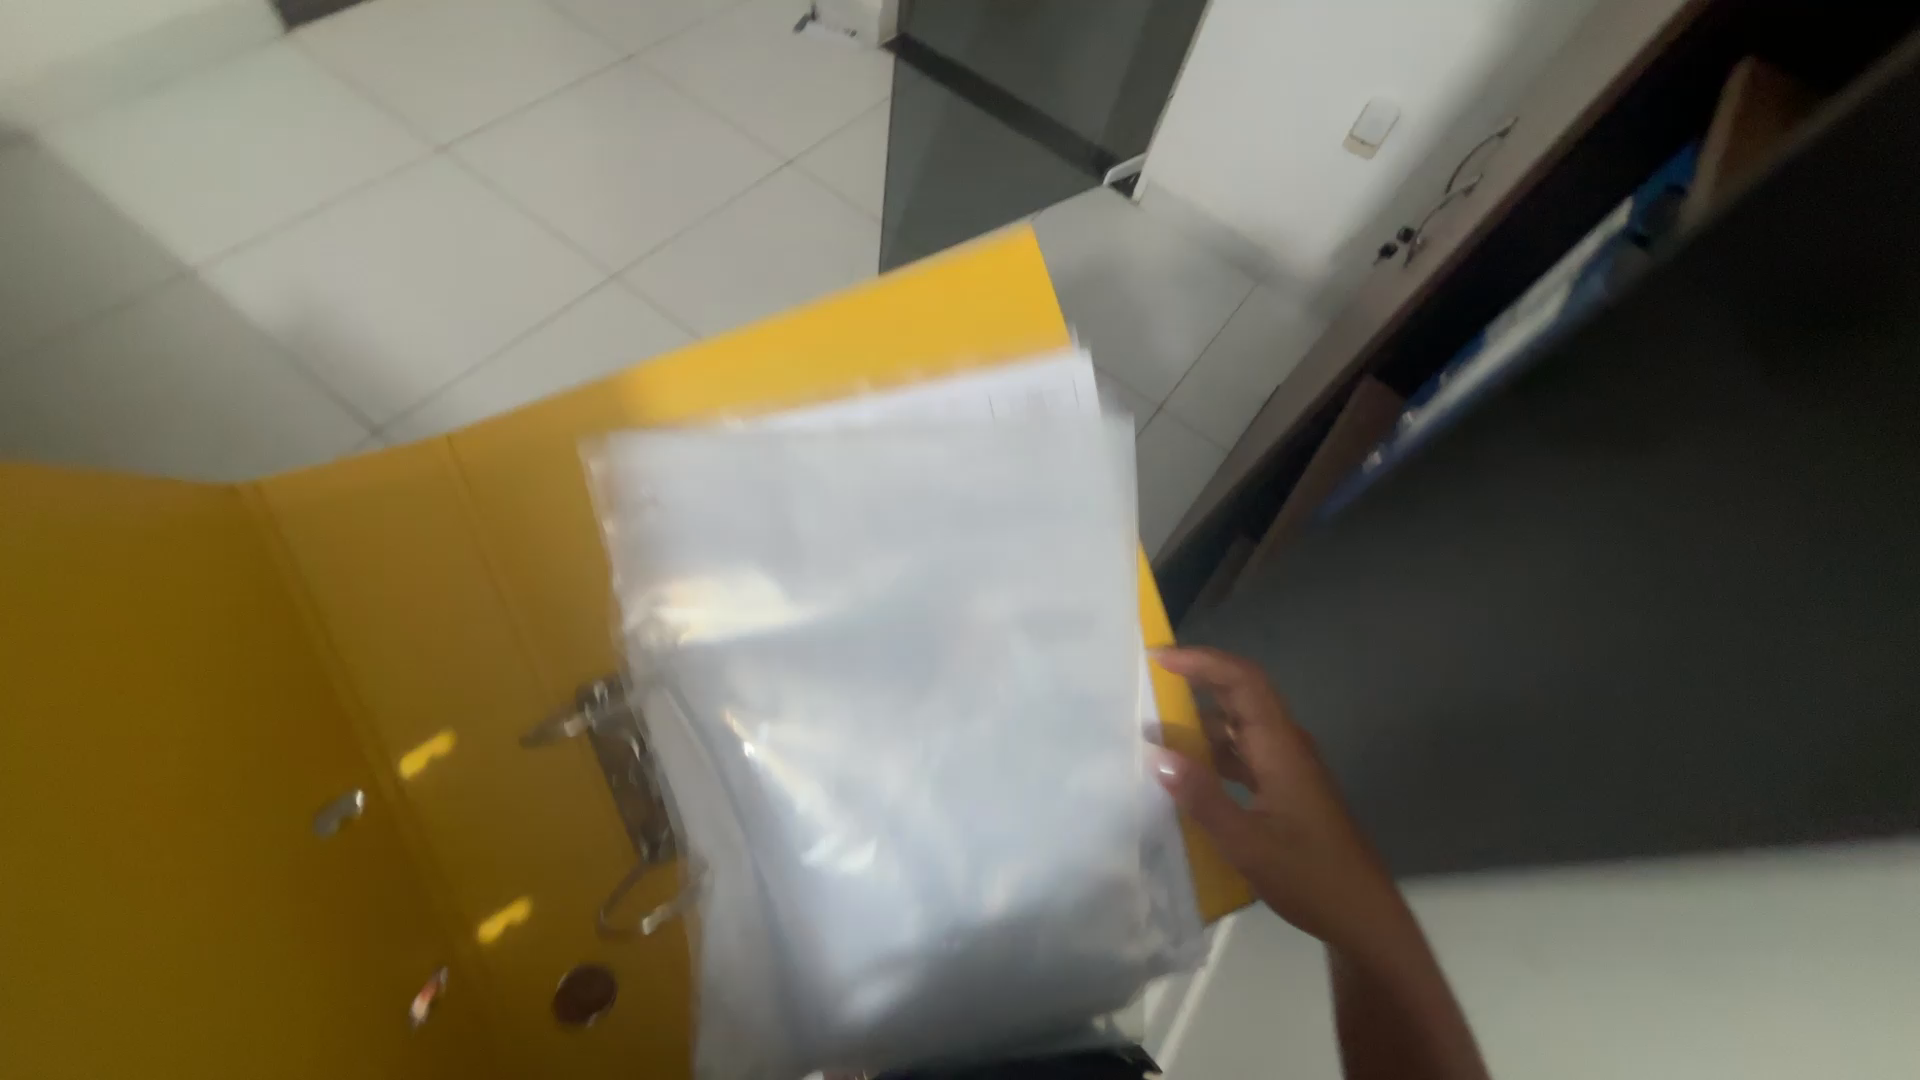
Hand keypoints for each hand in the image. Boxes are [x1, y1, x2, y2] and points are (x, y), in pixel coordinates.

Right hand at [1151, 647, 1409, 953]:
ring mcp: (1286, 767)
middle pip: (1240, 694)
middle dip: (1196, 680)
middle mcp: (1284, 746)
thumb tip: (1157, 755)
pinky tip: (1185, 772)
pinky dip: (1211, 751)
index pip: (1243, 681)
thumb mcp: (1247, 843)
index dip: (1202, 661)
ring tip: (1154, 731)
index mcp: (1280, 748)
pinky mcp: (1284, 788)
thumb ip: (1202, 797)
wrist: (1365, 920)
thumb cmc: (1311, 878)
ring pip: (1239, 725)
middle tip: (1147, 684)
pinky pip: (1242, 753)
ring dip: (1199, 720)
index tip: (1159, 659)